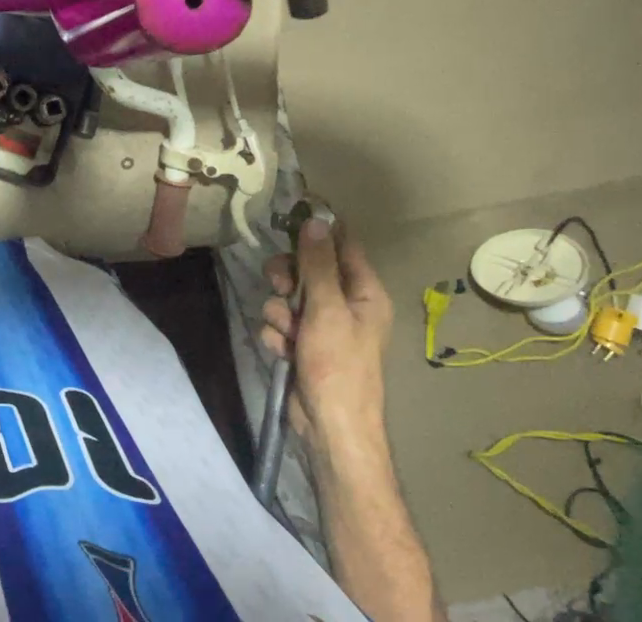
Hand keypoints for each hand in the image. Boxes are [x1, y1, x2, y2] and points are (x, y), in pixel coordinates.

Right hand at [260, 219, 394, 452]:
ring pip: (286, 297)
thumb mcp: (327, 309)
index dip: (318, 230)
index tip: (289, 216)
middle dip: (287, 279)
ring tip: (287, 335)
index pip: (342, 245)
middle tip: (281, 288)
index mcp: (365, 293)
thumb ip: (318, 265)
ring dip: (279, 313)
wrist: (330, 424)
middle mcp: (346, 304)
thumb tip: (315, 221)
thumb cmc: (338, 365)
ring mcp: (323, 326)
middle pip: (307, 269)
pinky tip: (283, 351)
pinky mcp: (303, 344)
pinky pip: (279, 323)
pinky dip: (276, 335)